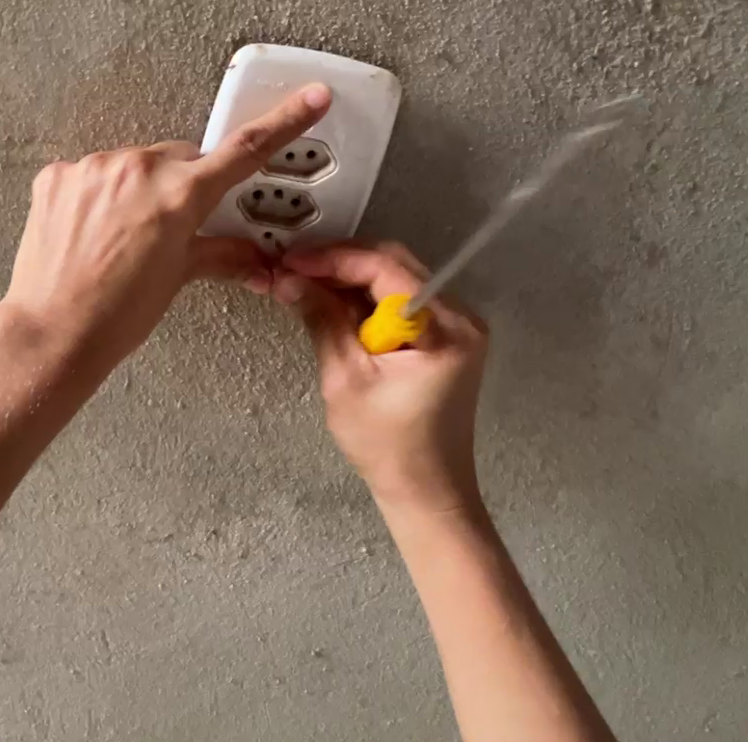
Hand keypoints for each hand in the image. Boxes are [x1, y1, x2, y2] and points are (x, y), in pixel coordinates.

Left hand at [0, 84, 331, 369]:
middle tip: (171, 228)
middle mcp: (138, 170)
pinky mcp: (58, 175)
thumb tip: (255, 258)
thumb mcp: (178, 277)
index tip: (310, 98)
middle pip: (180, 159)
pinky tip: (93, 228)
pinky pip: (93, 173)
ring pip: (134, 164)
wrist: (52, 333)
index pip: (245, 151)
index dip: (285, 121)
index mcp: (180, 196)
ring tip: (123, 236)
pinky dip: (98, 193)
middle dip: (183, 185)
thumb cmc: (115, 316)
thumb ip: (221, 253)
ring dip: (137, 188)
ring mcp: (94, 168)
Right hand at [272, 242, 490, 513]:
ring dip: (349, 278)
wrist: (426, 489)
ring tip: (305, 283)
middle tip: (294, 269)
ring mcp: (455, 324)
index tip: (292, 262)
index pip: (385, 267)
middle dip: (339, 263)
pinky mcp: (444, 335)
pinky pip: (400, 298)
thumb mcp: (345, 379)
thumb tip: (288, 278)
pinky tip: (333, 302)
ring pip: (395, 277)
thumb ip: (321, 320)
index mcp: (443, 328)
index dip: (334, 258)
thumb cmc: (386, 445)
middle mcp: (459, 316)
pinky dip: (364, 297)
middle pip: (393, 264)